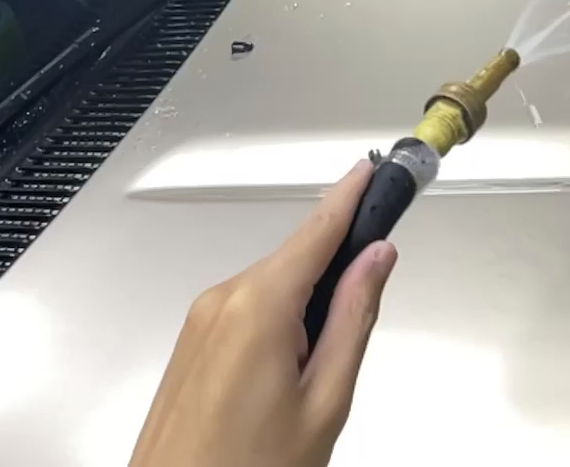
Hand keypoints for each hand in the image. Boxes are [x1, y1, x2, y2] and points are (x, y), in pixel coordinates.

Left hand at [129, 161, 396, 466]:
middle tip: (365, 303)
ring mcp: (201, 319)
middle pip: (297, 258)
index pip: (318, 229)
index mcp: (260, 304)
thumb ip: (355, 317)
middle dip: (334, 270)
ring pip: (273, 285)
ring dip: (306, 303)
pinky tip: (285, 372)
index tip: (371, 168)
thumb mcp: (324, 401)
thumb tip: (378, 257)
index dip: (350, 194)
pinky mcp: (191, 341)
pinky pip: (248, 307)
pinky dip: (278, 319)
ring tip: (316, 371)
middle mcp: (223, 298)